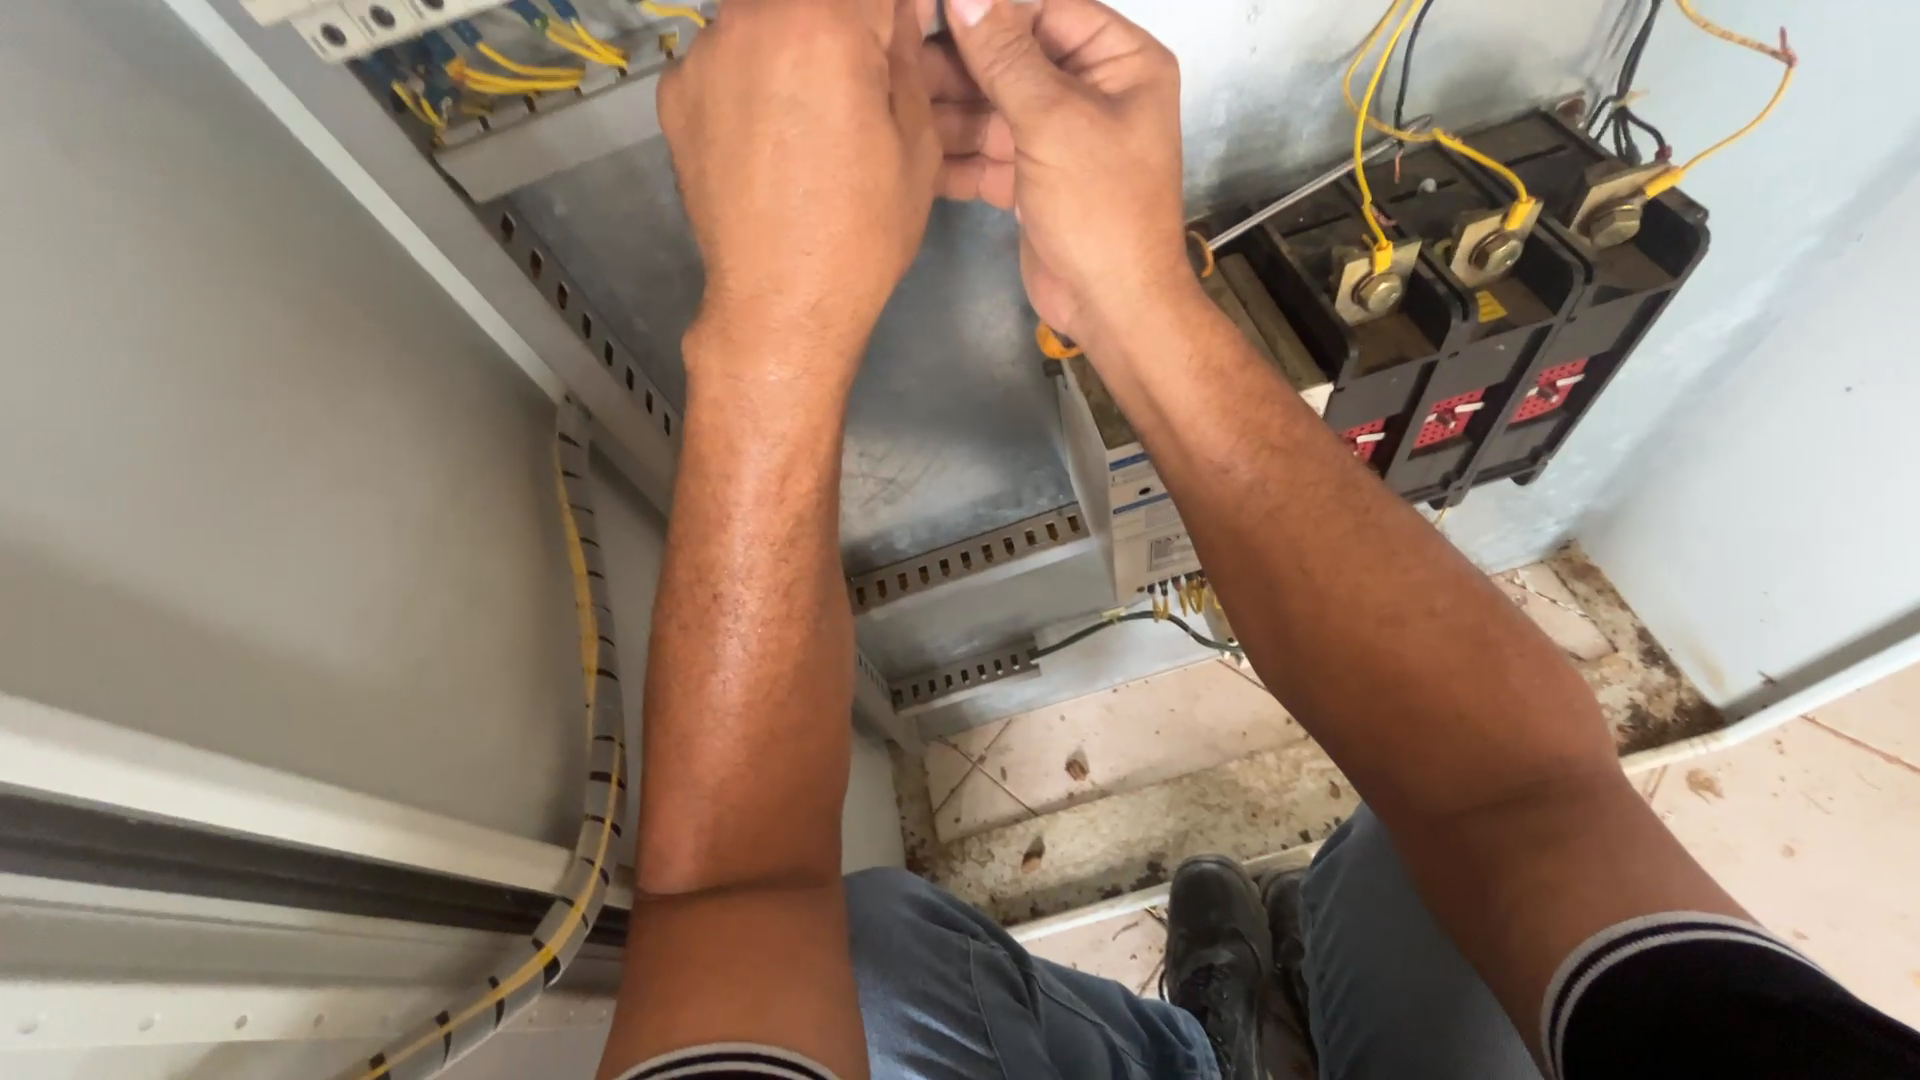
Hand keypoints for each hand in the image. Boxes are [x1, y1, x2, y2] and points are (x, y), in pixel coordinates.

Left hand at [659, 0, 941, 387]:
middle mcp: (754, 13)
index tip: (892, 46)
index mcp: (826, 20)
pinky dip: (750, 77)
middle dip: (839, 28)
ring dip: (791, 44)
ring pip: (763, 18)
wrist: (781, 304)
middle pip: (810, 2)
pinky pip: (725, 57)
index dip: (891, 12)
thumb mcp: (916, 147)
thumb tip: (892, 14)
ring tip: (807, 113)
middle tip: (855, 85)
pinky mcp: (675, 91)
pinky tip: (764, 136)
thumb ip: (904, 57)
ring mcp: (705, 50)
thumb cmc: (863, 234)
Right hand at [929, 0, 1191, 351]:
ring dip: (948, 117)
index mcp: (1119, 62)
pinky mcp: (1032, 184)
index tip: (929, 14)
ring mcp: (1058, 143)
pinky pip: (989, 158)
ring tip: (897, 110)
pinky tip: (915, 155)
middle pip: (1012, 65)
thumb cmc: (1100, 207)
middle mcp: (1090, 95)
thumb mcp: (1054, 121)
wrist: (1112, 304)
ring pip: (994, 114)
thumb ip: (1005, 56)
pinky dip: (956, 160)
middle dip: (959, 71)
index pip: (1045, 13)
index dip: (989, 14)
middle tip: (900, 68)